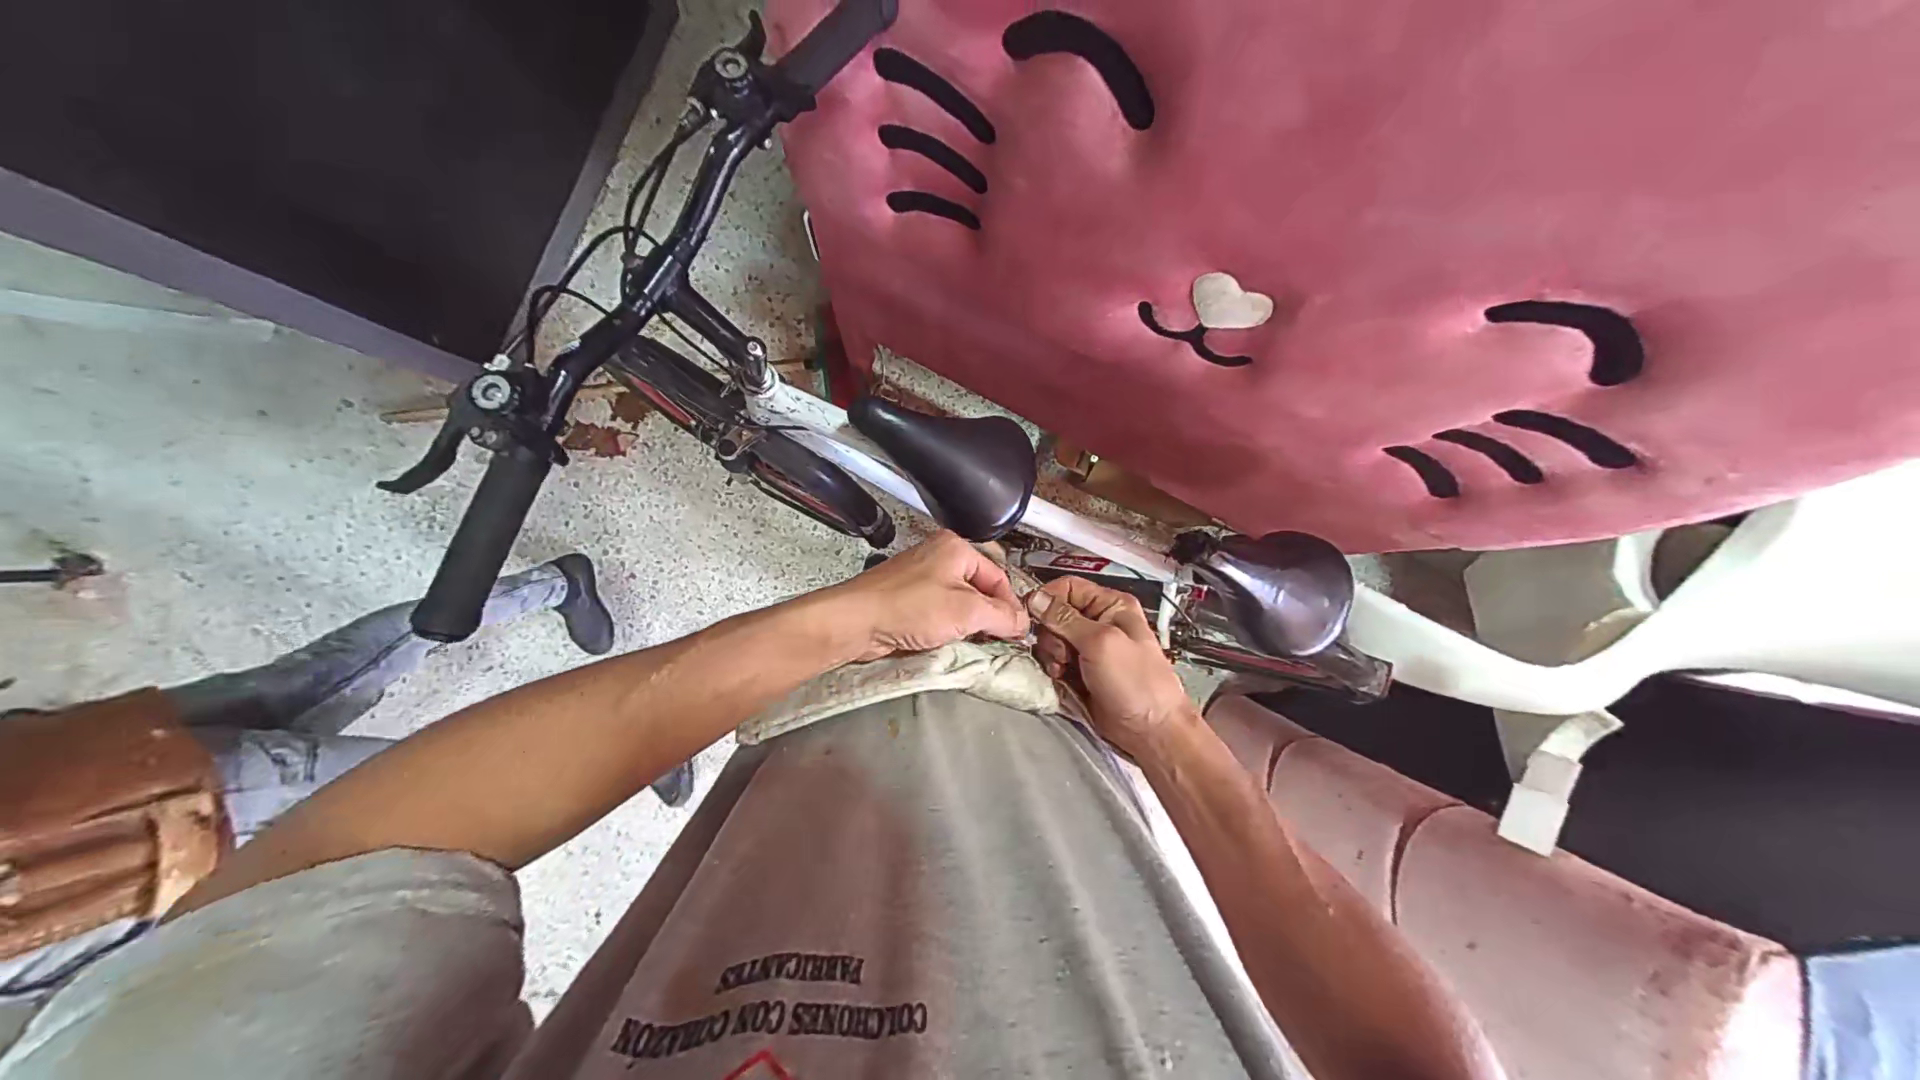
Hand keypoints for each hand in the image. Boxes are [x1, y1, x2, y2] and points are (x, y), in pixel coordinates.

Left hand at [826, 531, 1029, 661]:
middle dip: (988, 616)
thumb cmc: (906, 608)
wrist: (856, 623)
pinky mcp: (907, 598)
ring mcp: (921, 577)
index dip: (1010, 606)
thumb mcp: (966, 611)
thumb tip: (1021, 623)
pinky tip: (945, 640)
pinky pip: (939, 612)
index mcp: (956, 548)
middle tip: (996, 639)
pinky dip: (947, 627)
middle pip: (980, 589)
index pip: (999, 577)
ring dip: (967, 624)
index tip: (1017, 632)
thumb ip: (1001, 616)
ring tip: (969, 641)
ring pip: (959, 602)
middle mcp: (939, 557)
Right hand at [1027, 576, 1198, 759]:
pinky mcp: (1079, 670)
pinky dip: (1052, 669)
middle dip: (1050, 633)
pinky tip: (1062, 678)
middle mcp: (1098, 622)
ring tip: (1063, 669)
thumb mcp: (1100, 642)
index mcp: (1111, 605)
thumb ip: (1065, 618)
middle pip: (1054, 614)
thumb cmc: (1136, 683)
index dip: (1047, 599)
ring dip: (1050, 653)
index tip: (1033, 616)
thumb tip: (1035, 597)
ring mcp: (1088, 648)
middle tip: (1062, 652)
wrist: (1149, 731)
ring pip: (1050, 638)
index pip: (1068, 587)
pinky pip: (1053, 660)